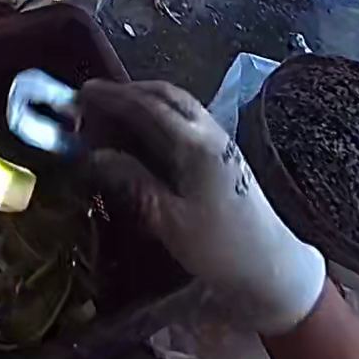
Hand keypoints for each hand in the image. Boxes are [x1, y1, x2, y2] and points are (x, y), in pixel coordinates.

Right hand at [81, 80, 324, 334]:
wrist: (274, 269)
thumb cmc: (220, 249)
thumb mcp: (169, 220)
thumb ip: (133, 181)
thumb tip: (95, 155)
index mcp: (195, 146)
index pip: (148, 107)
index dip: (114, 96)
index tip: (84, 92)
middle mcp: (209, 132)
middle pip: (165, 94)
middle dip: (128, 89)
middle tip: (96, 95)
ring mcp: (219, 138)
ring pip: (178, 102)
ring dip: (145, 96)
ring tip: (114, 104)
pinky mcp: (222, 150)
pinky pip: (186, 115)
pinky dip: (159, 109)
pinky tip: (144, 125)